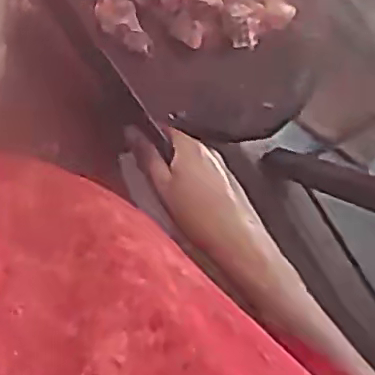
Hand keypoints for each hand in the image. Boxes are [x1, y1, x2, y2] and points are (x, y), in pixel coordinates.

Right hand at [128, 128, 285, 292]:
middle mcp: (208, 149)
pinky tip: (195, 203)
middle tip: (153, 176)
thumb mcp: (162, 187)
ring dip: (182, 170)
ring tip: (174, 193)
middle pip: (179, 143)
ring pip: (194, 160)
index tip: (138, 151)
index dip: (148, 136)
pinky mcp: (233, 184)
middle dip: (165, 155)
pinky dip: (198, 182)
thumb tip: (131, 131)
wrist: (243, 247)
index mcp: (189, 145)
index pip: (163, 127)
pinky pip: (208, 174)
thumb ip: (146, 156)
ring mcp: (224, 166)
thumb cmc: (198, 216)